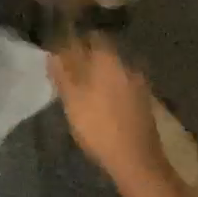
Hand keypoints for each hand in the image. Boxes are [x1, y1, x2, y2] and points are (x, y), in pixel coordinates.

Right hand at [48, 37, 166, 187]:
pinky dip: (109, 86)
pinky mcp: (144, 101)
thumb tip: (53, 53)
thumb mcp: (71, 99)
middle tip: (68, 69)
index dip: (76, 39)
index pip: (92, 36)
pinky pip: (122, 83)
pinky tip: (100, 100)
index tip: (61, 49)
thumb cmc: (98, 125)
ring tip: (81, 86)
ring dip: (99, 73)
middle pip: (105, 52)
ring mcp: (139, 83)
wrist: (136, 159)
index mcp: (109, 60)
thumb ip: (62, 73)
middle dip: (87, 57)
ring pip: (114, 69)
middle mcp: (128, 65)